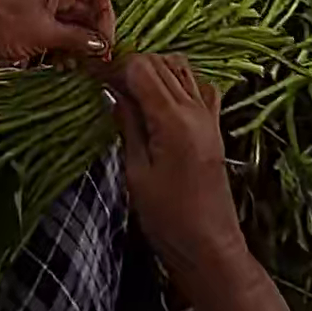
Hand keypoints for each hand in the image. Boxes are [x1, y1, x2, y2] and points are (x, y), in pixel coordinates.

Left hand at [0, 0, 114, 63]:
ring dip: (75, 45)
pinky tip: (56, 66)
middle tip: (95, 62)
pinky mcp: (31, 23)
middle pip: (84, 9)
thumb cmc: (5, 26)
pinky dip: (59, 48)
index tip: (105, 40)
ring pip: (70, 24)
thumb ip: (77, 38)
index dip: (105, 13)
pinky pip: (55, 33)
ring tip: (72, 66)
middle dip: (90, 35)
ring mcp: (41, 7)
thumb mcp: (45, 34)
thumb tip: (103, 45)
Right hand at [113, 54, 248, 274]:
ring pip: (179, 66)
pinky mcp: (215, 123)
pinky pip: (199, 84)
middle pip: (159, 62)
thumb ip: (127, 125)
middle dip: (131, 66)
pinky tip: (164, 96)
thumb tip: (112, 92)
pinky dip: (180, 80)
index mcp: (172, 120)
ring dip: (154, 68)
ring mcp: (208, 114)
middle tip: (108, 84)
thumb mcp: (136, 173)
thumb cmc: (168, 219)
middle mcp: (194, 108)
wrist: (210, 248)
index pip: (141, 68)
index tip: (96, 77)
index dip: (115, 68)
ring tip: (133, 89)